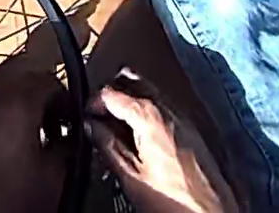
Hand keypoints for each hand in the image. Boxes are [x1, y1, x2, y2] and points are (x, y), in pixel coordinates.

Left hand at [0, 69, 70, 212]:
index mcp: (18, 106)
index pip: (48, 82)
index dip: (67, 97)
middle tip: (62, 118)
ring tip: (44, 133)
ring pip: (10, 95)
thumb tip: (75, 137)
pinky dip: (12, 118)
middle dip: (47, 96)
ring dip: (29, 106)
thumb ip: (68, 147)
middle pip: (26, 81)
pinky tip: (22, 145)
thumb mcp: (54, 176)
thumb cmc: (13, 201)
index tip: (76, 115)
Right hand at [86, 73, 237, 212]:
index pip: (109, 92)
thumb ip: (106, 145)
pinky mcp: (192, 126)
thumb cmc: (173, 203)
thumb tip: (91, 126)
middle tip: (101, 113)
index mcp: (147, 113)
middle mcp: (165, 104)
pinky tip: (142, 134)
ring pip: (148, 88)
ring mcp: (181, 113)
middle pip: (130, 78)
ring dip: (130, 98)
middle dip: (112, 90)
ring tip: (120, 125)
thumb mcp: (131, 177)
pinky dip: (148, 108)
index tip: (87, 116)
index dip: (93, 102)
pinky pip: (163, 103)